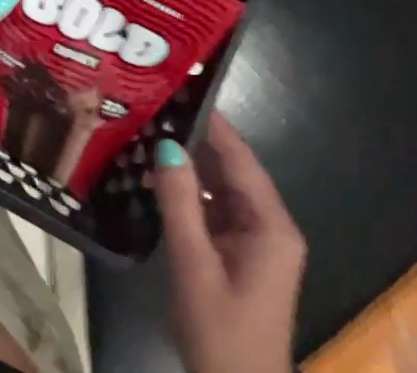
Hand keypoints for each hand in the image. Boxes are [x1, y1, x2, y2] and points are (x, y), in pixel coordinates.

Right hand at [156, 115, 305, 372]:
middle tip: (151, 109)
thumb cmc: (220, 328)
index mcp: (271, 226)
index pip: (241, 159)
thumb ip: (180, 203)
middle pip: (232, 171)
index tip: (180, 89)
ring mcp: (255, 242)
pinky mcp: (238, 256)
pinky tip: (154, 181)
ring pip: (220, 191)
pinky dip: (187, 195)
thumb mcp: (194, 264)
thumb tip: (168, 145)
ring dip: (187, 168)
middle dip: (195, 141)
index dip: (212, 124)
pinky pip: (213, 211)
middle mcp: (269, 227)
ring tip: (145, 136)